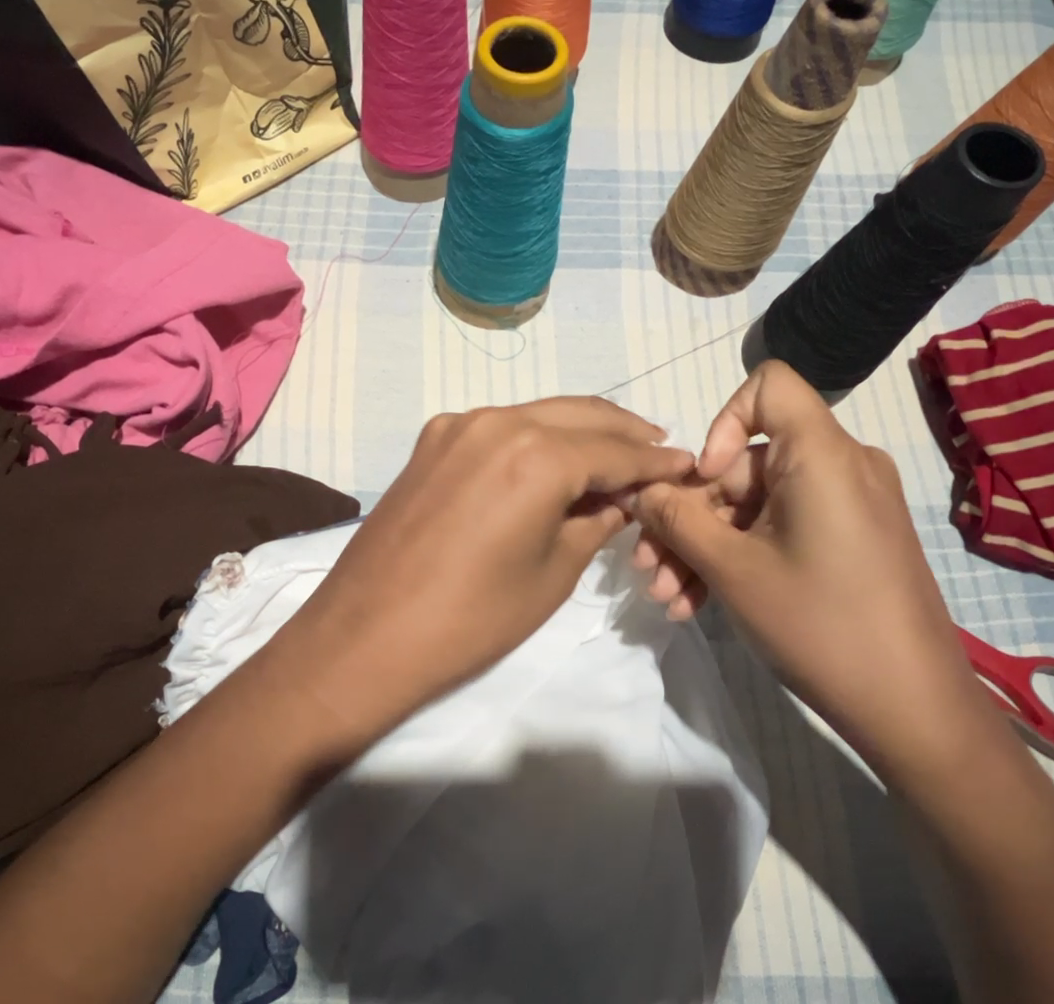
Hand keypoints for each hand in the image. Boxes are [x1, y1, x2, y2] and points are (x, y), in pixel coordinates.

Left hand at [281, 397, 694, 744]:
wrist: (365, 637)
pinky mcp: (429, 445)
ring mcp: (455, 428)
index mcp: (538, 454)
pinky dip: (534, 439)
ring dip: (578, 431)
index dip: (655, 460)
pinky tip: (551, 462)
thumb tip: (617, 498)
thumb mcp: (553, 575)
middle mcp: (497, 422)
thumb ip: (594, 523)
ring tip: (612, 456)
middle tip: (658, 450)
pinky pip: (498, 429)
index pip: (616, 450)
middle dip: (624, 432)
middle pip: (579, 416)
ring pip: (536, 415)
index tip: (687, 465)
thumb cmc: (472, 619)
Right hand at [628, 363, 983, 764]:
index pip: (767, 387)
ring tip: (668, 597)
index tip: (700, 481)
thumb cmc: (819, 624)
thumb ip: (677, 519)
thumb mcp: (732, 569)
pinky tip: (698, 604)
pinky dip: (740, 557)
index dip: (720, 423)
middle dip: (688, 515)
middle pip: (745, 464)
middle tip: (649, 566)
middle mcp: (840, 466)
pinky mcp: (849, 541)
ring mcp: (847, 507)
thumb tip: (643, 491)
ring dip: (704, 546)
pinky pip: (781, 530)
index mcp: (822, 454)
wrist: (911, 707)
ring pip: (755, 506)